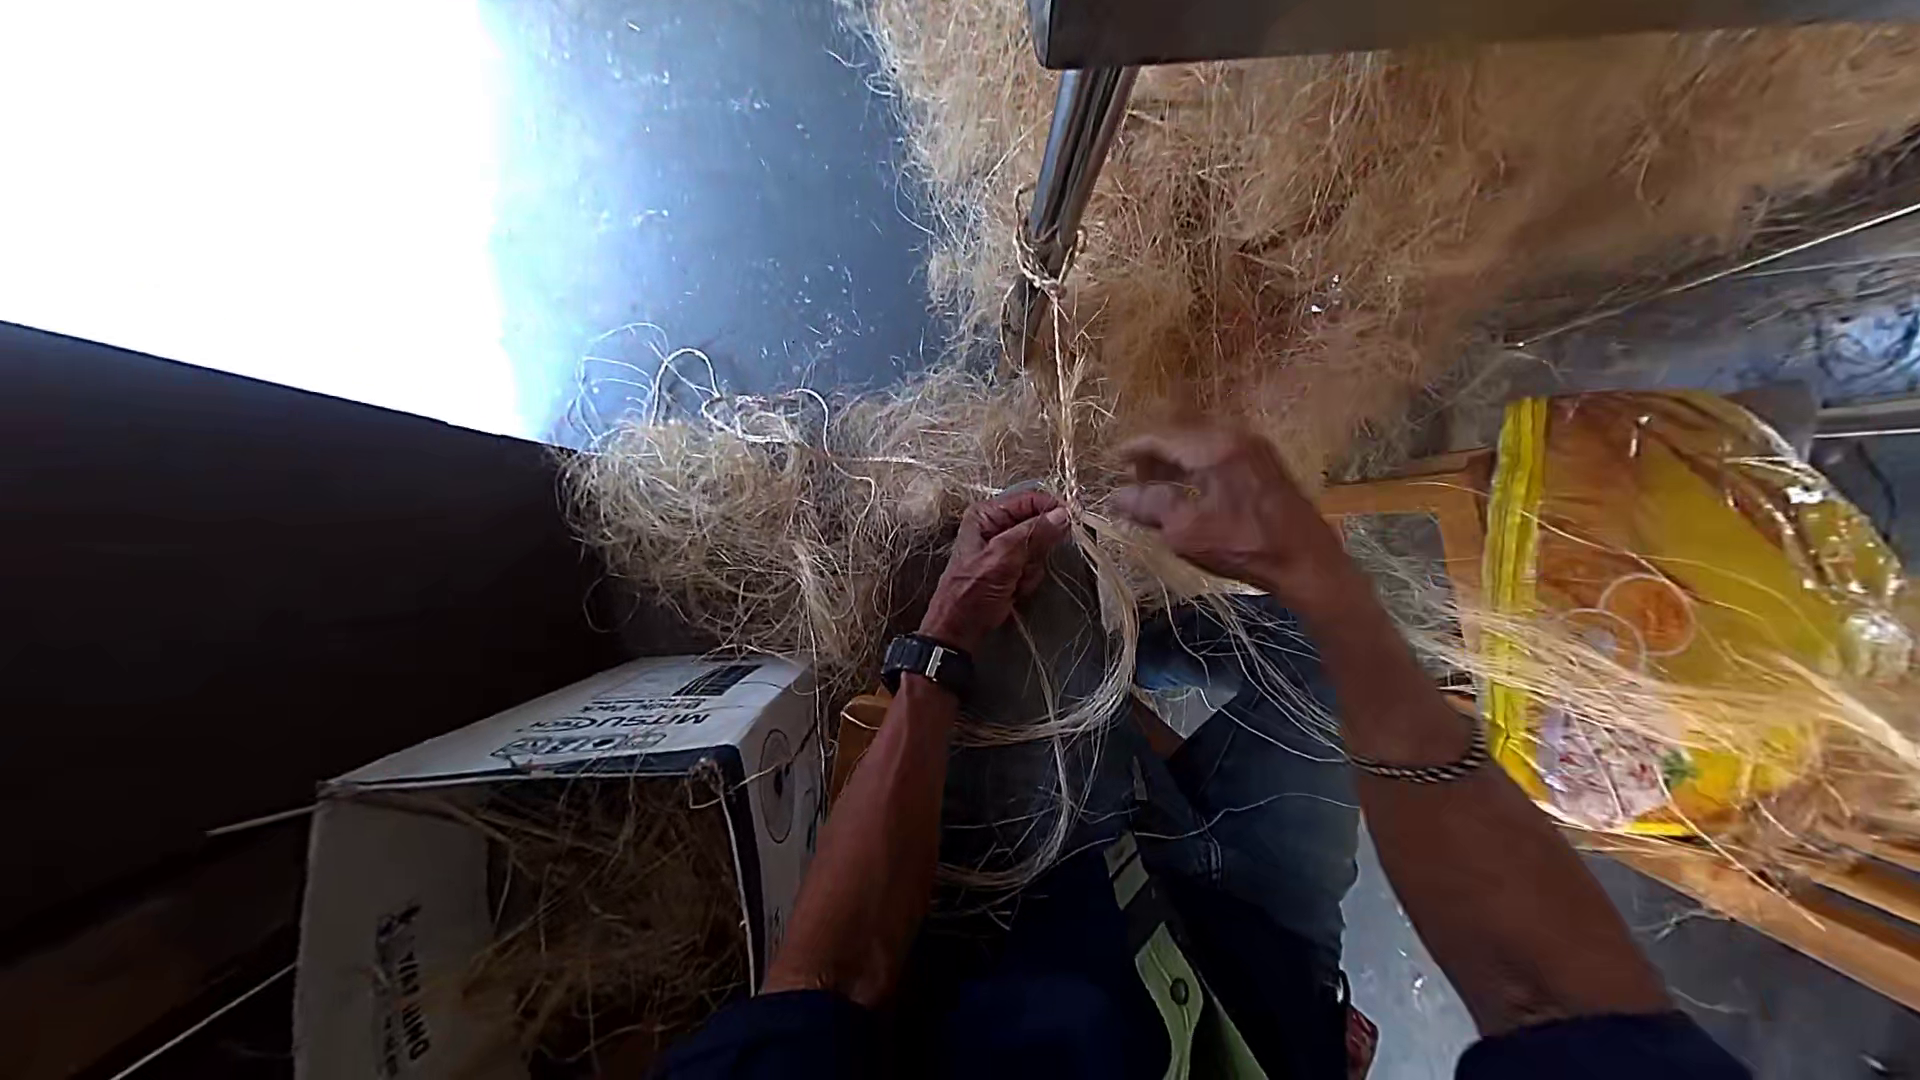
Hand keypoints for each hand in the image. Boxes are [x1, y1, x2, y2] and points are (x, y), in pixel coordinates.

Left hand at [920, 490, 1071, 652]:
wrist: (960, 627)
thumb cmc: (973, 590)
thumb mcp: (1003, 557)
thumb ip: (1033, 533)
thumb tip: (1063, 514)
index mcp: (987, 513)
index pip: (1030, 498)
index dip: (1052, 509)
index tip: (1070, 524)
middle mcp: (997, 525)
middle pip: (1038, 525)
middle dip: (1036, 550)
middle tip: (1022, 566)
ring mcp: (1006, 547)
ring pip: (1040, 548)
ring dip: (1031, 568)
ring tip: (1013, 581)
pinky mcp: (1013, 566)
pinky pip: (1036, 566)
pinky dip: (1028, 580)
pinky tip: (1013, 589)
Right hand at [1109, 428, 1357, 612]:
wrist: (1308, 562)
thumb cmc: (1244, 547)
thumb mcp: (1186, 531)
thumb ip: (1149, 507)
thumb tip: (1116, 496)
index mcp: (1214, 448)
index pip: (1161, 437)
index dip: (1133, 448)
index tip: (1112, 461)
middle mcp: (1235, 436)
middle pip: (1181, 433)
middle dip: (1153, 453)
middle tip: (1132, 475)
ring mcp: (1253, 447)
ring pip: (1200, 441)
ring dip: (1174, 458)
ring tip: (1155, 482)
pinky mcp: (1263, 461)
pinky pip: (1217, 450)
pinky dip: (1195, 462)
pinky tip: (1188, 485)